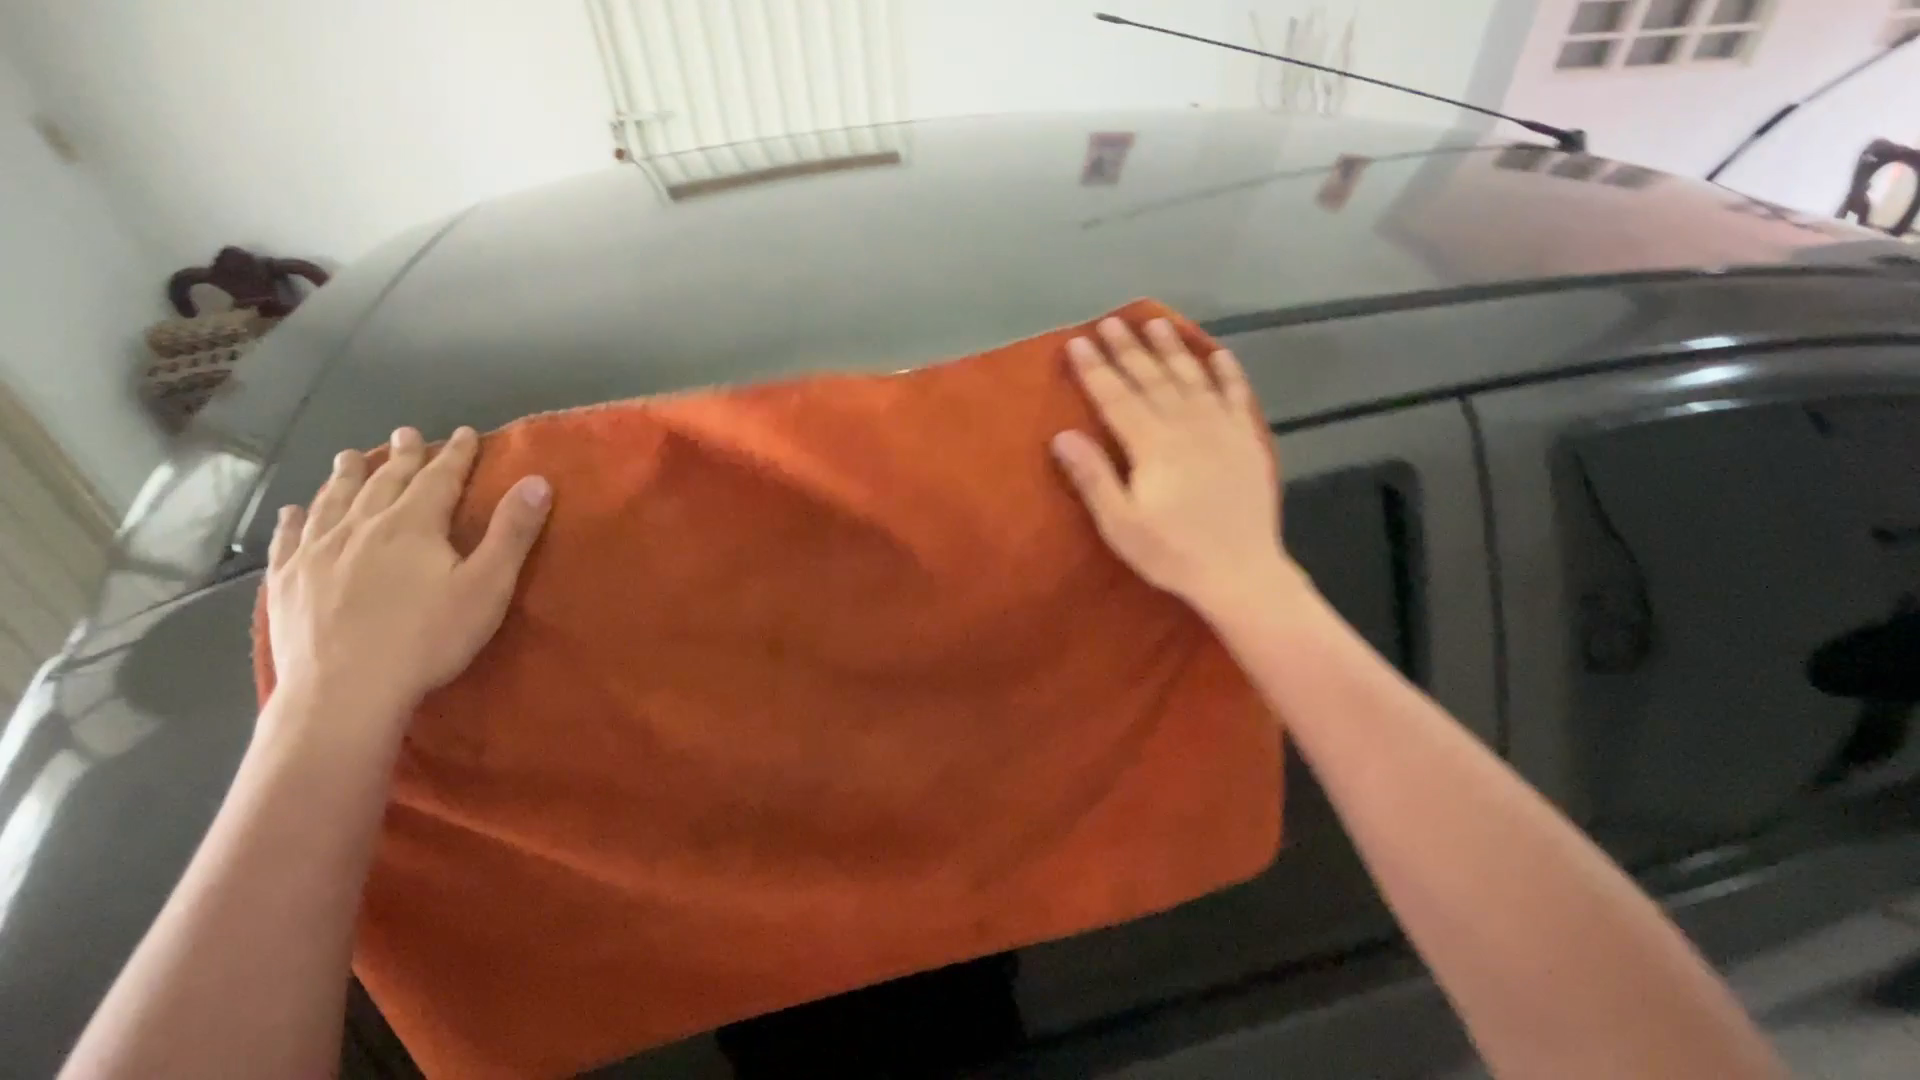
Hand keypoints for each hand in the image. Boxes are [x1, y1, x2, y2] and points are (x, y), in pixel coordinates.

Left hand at [265, 426, 551, 728]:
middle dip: (401, 456)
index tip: (464, 433)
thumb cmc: (427, 639)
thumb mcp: (487, 587)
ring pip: (334, 500)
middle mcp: (361, 526)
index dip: (456, 455)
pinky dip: (296, 519)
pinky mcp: (287, 582)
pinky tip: (296, 511)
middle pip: (384, 481)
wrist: (346, 691)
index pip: (439, 478)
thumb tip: (537, 481)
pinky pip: (290, 538)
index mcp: (412, 525)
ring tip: (351, 456)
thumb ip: (512, 533)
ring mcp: (317, 552)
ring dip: (347, 475)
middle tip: (406, 433)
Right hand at [1051, 317, 1294, 614]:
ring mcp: (1222, 430)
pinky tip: (1219, 355)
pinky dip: (1227, 374)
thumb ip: (1093, 477)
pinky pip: (1237, 397)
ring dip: (1173, 349)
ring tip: (1156, 324)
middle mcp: (1187, 426)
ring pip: (1193, 378)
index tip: (1077, 343)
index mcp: (1153, 446)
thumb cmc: (1172, 553)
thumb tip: (1062, 435)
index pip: (1117, 397)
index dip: (1095, 369)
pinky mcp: (1247, 442)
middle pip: (1153, 379)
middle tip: (1111, 322)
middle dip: (1129, 349)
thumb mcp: (1121, 525)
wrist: (1240, 573)